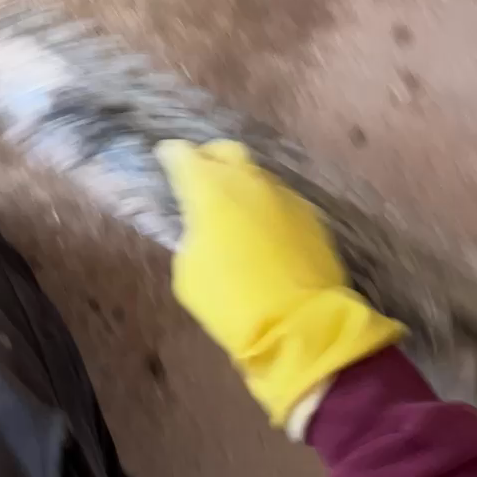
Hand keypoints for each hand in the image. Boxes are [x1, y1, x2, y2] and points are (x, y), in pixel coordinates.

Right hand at [157, 139, 402, 431]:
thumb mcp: (188, 268)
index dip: (170, 156)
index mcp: (208, 187)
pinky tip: (263, 228)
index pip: (182, 154)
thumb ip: (191, 233)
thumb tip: (199, 224)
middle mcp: (246, 179)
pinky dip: (266, 205)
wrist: (301, 326)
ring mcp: (283, 195)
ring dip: (241, 182)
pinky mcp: (311, 215)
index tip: (165, 160)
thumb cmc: (231, 299)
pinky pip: (281, 198)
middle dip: (209, 158)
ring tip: (234, 207)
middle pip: (224, 150)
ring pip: (256, 173)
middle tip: (200, 176)